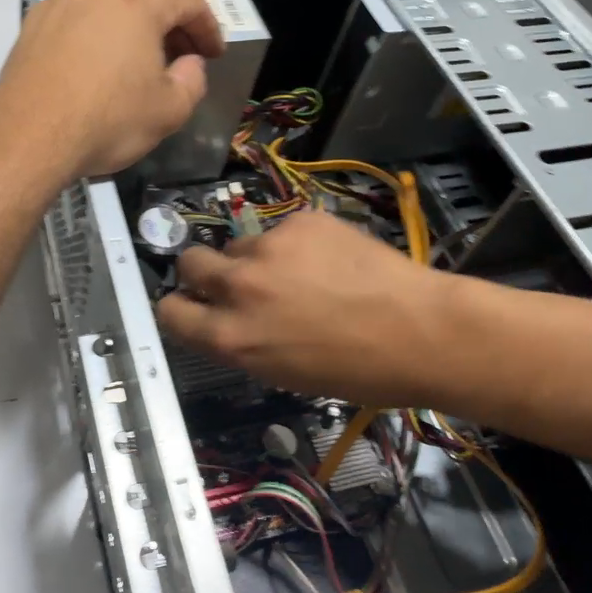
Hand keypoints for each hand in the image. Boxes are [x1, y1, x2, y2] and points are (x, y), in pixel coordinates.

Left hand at [0, 0, 224, 179]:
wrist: (29, 136)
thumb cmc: (108, 120)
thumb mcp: (169, 110)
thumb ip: (192, 80)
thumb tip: (190, 64)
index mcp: (139, 0)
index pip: (188, 0)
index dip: (208, 27)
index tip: (215, 53)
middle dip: (172, 21)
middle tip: (185, 52)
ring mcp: (62, 0)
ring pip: (110, 1)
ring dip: (133, 23)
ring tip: (142, 55)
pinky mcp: (35, 21)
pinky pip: (79, 16)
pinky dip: (98, 31)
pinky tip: (99, 60)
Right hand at [157, 212, 473, 405]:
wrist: (421, 331)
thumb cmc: (358, 372)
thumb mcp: (284, 372)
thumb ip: (244, 341)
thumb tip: (229, 321)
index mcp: (232, 337)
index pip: (170, 313)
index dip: (179, 309)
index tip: (193, 307)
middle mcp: (239, 287)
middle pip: (190, 262)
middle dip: (203, 272)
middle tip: (236, 282)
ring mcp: (268, 247)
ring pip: (241, 245)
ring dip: (257, 259)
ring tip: (301, 274)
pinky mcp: (300, 220)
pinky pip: (283, 230)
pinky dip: (298, 244)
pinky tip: (331, 260)